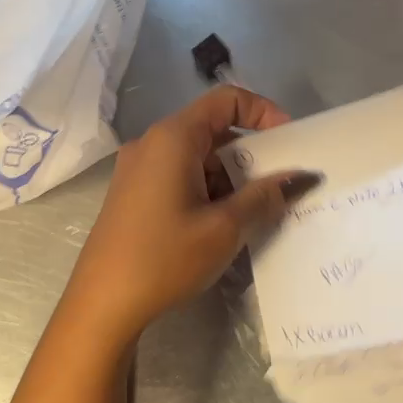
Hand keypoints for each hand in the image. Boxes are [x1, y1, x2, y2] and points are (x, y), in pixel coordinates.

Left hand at [63, 86, 318, 337]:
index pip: (226, 100)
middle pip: (211, 129)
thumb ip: (264, 196)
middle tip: (276, 187)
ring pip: (195, 157)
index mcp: (173, 138)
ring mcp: (136, 170)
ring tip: (251, 214)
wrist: (103, 302)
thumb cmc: (165, 258)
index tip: (289, 144)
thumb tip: (299, 178)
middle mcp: (151, 143)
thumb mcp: (224, 229)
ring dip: (228, 177)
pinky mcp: (131, 195)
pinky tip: (218, 225)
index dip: (264, 112)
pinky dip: (204, 189)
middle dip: (249, 154)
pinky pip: (177, 176)